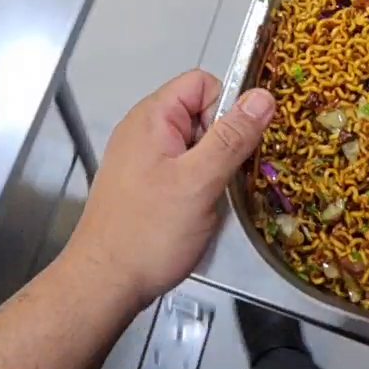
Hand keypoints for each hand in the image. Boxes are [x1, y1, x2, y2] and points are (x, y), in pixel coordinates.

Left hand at [59, 71, 275, 309]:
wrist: (104, 285)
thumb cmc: (149, 231)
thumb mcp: (199, 181)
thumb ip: (232, 137)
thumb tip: (263, 95)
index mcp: (153, 116)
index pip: (203, 83)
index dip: (225, 108)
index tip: (230, 146)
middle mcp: (145, 129)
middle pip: (201, 113)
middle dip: (222, 143)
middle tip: (222, 179)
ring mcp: (143, 157)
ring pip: (196, 144)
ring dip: (212, 168)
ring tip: (208, 200)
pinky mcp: (145, 183)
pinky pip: (184, 167)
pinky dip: (198, 184)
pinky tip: (196, 212)